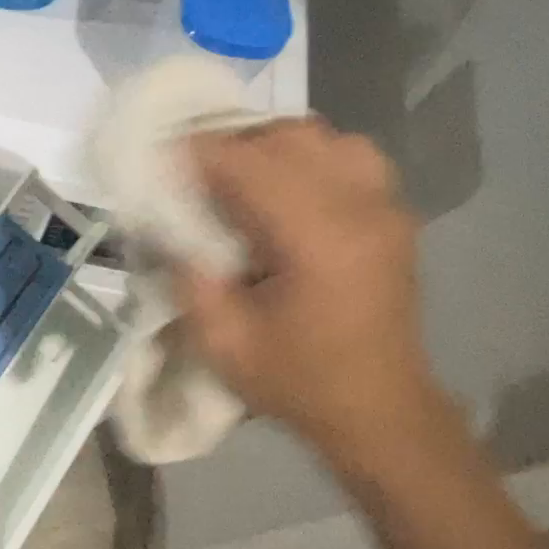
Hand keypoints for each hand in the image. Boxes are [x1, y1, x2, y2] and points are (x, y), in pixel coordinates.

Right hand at [180, 122, 447, 459]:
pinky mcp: (391, 214)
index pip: (251, 165)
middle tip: (191, 174)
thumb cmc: (297, 380)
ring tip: (236, 177)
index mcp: (319, 241)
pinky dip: (306, 157)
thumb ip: (187, 275)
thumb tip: (165, 224)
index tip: (157, 160)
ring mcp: (385, 207)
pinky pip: (348, 155)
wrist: (378, 410)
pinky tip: (281, 188)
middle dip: (230, 144)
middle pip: (287, 138)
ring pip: (321, 137)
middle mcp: (360, 209)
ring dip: (270, 146)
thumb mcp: (221, 340)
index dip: (197, 154)